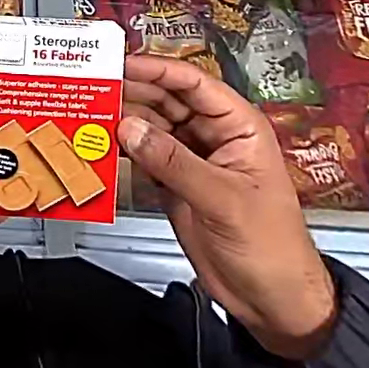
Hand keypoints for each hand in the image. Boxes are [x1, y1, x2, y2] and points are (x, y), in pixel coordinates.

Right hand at [120, 55, 335, 360]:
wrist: (272, 303)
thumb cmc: (274, 248)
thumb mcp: (224, 199)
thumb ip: (174, 162)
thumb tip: (132, 128)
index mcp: (237, 125)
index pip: (193, 83)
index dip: (158, 69)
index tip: (125, 64)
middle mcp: (212, 134)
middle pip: (166, 98)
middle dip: (133, 91)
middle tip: (99, 86)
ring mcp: (191, 156)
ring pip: (151, 124)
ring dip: (124, 118)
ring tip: (94, 112)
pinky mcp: (174, 180)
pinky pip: (144, 153)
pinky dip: (123, 148)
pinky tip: (104, 143)